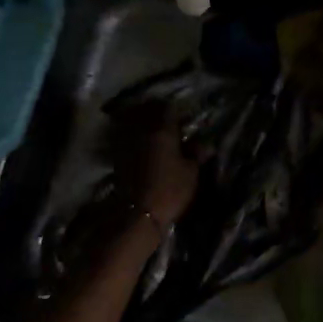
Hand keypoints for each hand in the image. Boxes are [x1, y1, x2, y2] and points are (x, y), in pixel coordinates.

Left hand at [108, 105, 200, 225]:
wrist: (138, 214)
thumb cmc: (170, 190)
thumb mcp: (191, 173)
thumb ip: (197, 154)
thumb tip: (206, 144)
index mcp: (162, 130)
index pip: (167, 108)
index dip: (176, 110)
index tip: (183, 118)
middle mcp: (142, 130)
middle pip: (146, 111)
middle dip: (156, 112)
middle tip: (167, 122)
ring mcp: (126, 142)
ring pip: (133, 122)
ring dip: (141, 122)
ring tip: (152, 132)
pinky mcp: (117, 156)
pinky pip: (125, 136)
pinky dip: (132, 136)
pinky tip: (141, 145)